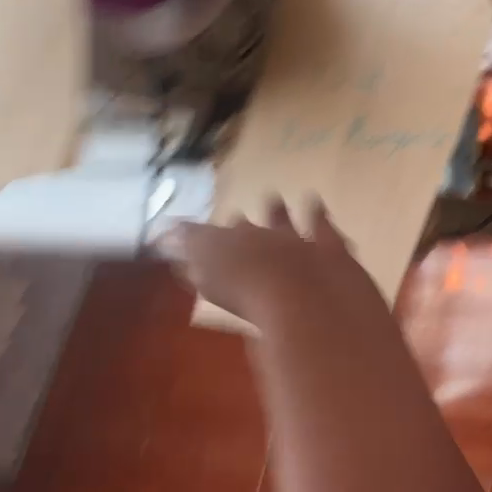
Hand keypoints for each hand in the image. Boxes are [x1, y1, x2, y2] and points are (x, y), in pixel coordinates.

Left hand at [156, 199, 378, 324]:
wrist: (317, 295)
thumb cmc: (256, 271)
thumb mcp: (212, 249)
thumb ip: (192, 238)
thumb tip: (166, 231)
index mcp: (221, 274)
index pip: (205, 257)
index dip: (203, 240)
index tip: (205, 219)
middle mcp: (255, 273)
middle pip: (246, 249)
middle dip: (245, 229)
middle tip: (242, 208)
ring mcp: (292, 267)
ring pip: (282, 239)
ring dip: (280, 220)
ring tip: (280, 196)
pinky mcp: (325, 257)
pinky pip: (318, 232)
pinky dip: (315, 217)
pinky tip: (314, 200)